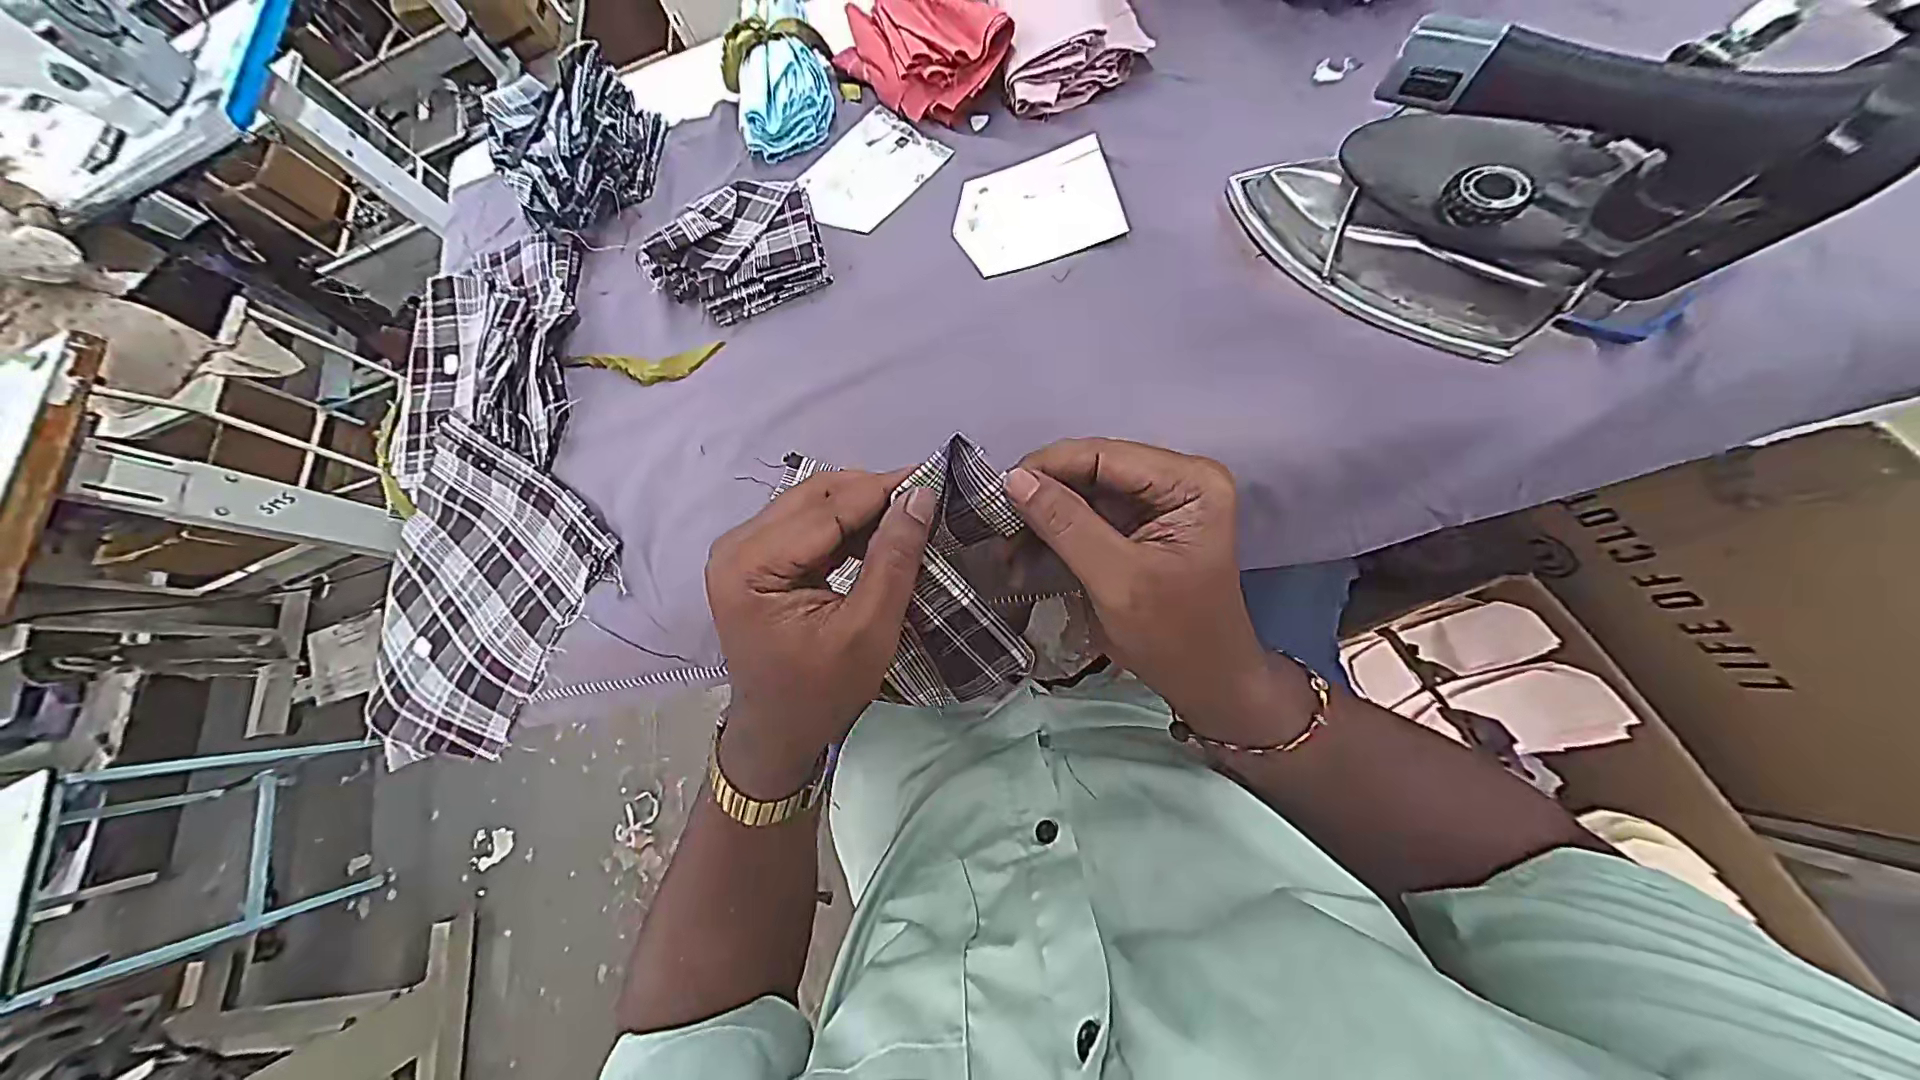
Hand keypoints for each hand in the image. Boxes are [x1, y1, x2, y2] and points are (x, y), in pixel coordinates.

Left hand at [706, 470, 935, 794]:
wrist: (780, 732)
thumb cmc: (821, 693)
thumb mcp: (867, 630)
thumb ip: (892, 560)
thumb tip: (920, 497)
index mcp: (751, 565)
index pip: (826, 509)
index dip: (882, 489)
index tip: (933, 476)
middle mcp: (737, 546)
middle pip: (815, 497)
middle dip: (873, 493)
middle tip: (925, 495)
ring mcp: (744, 550)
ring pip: (813, 504)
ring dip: (863, 506)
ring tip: (909, 512)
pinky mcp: (759, 558)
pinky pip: (809, 524)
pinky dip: (848, 525)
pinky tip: (881, 532)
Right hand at [1005, 439, 1307, 737]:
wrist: (1205, 682)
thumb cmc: (1174, 637)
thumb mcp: (1118, 580)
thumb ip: (1067, 526)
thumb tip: (1014, 479)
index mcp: (1190, 483)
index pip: (1106, 454)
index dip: (1048, 466)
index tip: (1000, 490)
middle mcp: (1176, 480)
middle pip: (1092, 470)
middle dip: (1042, 496)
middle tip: (997, 522)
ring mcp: (1157, 502)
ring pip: (1082, 492)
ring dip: (1042, 518)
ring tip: (1006, 547)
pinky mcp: (1138, 526)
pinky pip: (1086, 516)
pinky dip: (1054, 534)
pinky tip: (1025, 553)